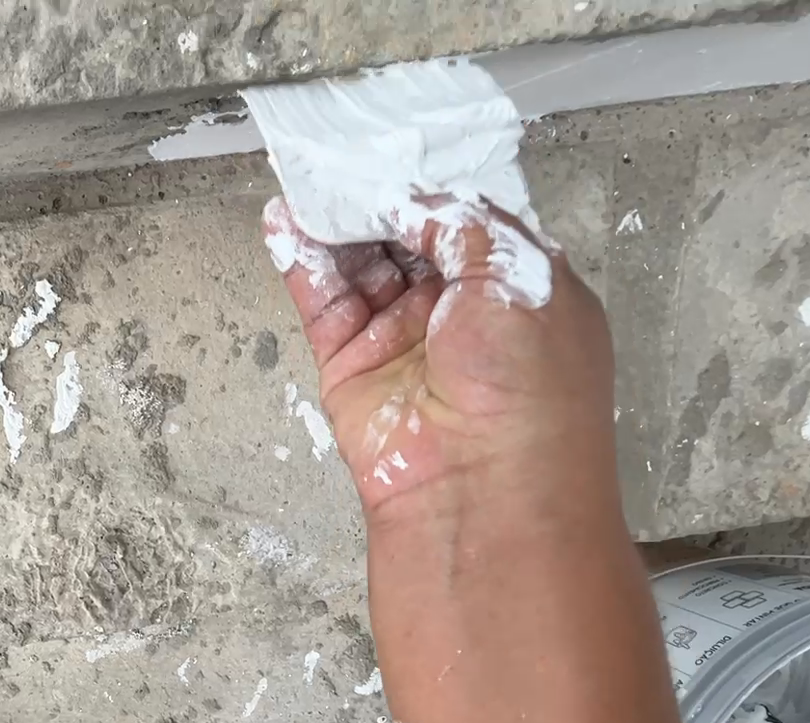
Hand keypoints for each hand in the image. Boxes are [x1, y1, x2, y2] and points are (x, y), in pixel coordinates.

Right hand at [263, 195, 618, 531]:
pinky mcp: (348, 364)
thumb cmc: (524, 381)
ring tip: (306, 182)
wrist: (476, 482)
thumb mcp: (518, 277)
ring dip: (333, 226)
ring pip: (358, 268)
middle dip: (374, 203)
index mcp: (510, 288)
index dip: (428, 189)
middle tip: (341, 161)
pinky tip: (284, 225)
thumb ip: (465, 224)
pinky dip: (302, 265)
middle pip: (403, 241)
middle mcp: (453, 312)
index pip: (462, 222)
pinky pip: (323, 304)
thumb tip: (414, 202)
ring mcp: (397, 338)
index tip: (396, 152)